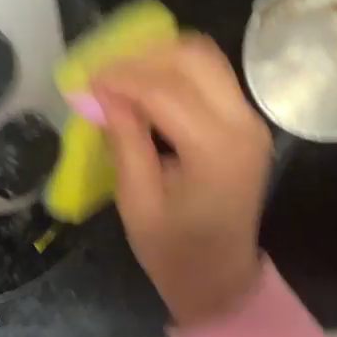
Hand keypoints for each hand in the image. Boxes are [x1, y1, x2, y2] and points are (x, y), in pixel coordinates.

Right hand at [92, 35, 273, 326]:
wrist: (220, 279)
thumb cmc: (173, 252)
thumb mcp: (137, 202)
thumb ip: (125, 141)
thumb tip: (101, 93)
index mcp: (216, 150)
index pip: (165, 91)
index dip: (122, 78)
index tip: (86, 79)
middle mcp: (243, 125)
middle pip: (194, 59)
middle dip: (144, 57)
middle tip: (104, 73)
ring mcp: (250, 121)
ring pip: (206, 61)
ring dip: (161, 60)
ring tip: (121, 77)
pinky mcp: (245, 123)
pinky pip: (211, 78)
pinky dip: (175, 73)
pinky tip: (145, 89)